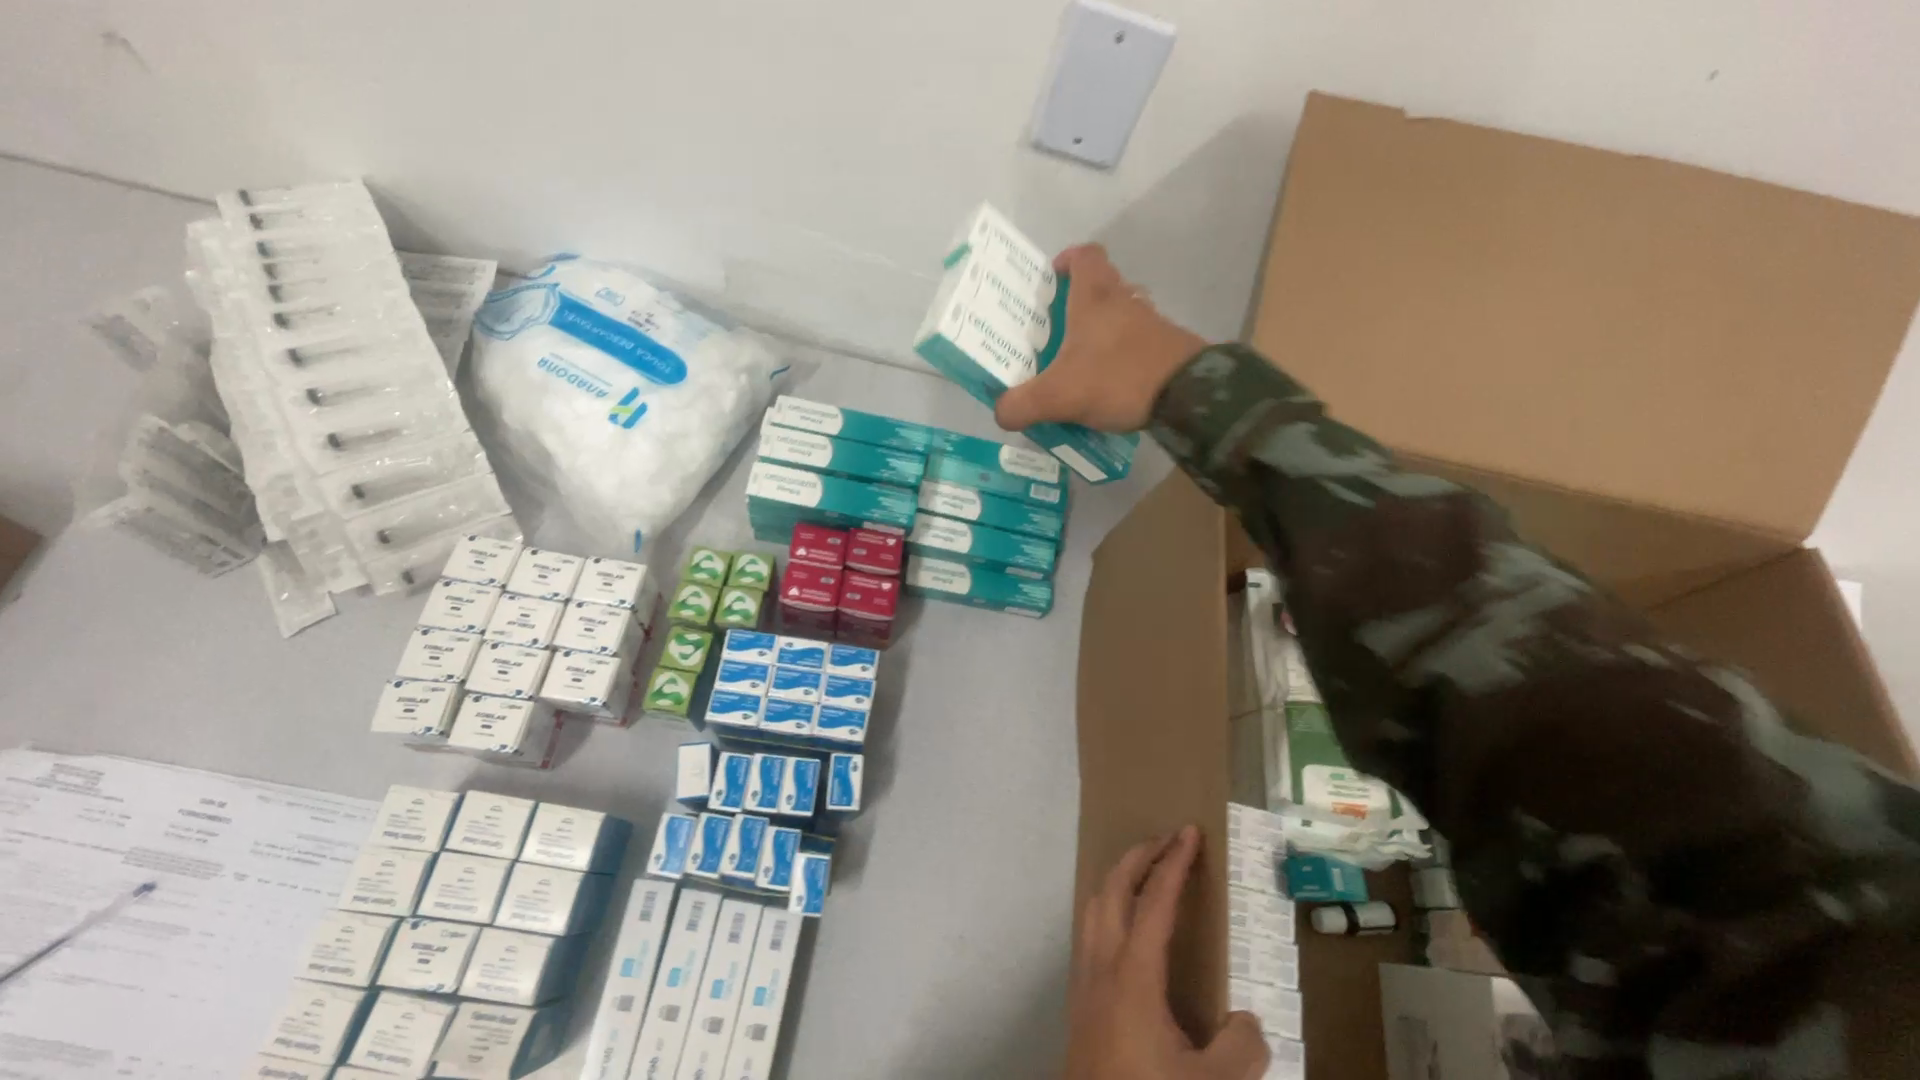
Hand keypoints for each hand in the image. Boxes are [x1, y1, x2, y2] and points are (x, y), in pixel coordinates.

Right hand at [995, 244, 1208, 433]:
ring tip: (1080, 361)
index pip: (1086, 255)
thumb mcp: (1058, 396)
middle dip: (1079, 302)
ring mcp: (1151, 323)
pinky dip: (1122, 355)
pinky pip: (1138, 342)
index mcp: (1095, 298)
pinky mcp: (1168, 347)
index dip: (1069, 260)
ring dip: (1102, 331)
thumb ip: (1022, 405)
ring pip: (1121, 314)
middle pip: (1103, 285)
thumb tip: (1001, 413)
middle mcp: (1124, 301)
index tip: (1053, 277)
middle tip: (1057, 329)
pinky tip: (1110, 384)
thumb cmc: (1117, 378)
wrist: (1188, 395)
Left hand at [1063, 826, 1269, 1079]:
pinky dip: (1107, 907)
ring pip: (1092, 906)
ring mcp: (1083, 980)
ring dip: (1118, 878)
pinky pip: (1088, 931)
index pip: (1154, 901)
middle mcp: (1101, 964)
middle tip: (1169, 840)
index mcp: (1133, 973)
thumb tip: (1246, 1020)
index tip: (1190, 833)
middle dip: (1139, 855)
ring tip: (1145, 871)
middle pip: (1112, 888)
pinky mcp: (1078, 1000)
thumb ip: (1241, 1047)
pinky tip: (1125, 928)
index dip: (1174, 863)